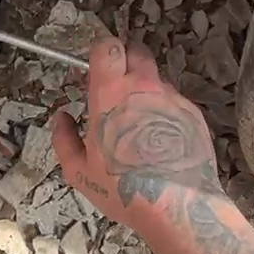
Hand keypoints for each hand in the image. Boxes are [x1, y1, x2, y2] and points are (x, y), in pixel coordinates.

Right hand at [52, 38, 221, 231]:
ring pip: (156, 76)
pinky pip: (173, 99)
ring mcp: (171, 98)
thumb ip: (64, 139)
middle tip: (115, 85)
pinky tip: (157, 137)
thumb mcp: (78, 171)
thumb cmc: (123, 189)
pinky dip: (163, 109)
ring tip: (136, 119)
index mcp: (110, 94)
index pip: (107, 47)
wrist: (177, 206)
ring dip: (144, 87)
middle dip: (124, 60)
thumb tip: (61, 119)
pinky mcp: (192, 112)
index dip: (100, 51)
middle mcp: (143, 87)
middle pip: (135, 51)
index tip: (95, 67)